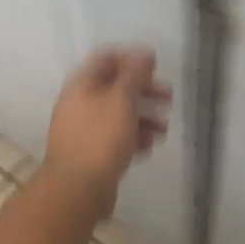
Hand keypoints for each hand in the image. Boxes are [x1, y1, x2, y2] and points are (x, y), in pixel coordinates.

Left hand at [40, 46, 170, 217]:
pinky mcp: (91, 152)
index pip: (108, 58)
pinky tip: (148, 146)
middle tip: (168, 98)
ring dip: (144, 116)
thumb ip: (134, 74)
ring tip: (163, 130)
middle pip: (116, 87)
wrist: (76, 190)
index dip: (133, 59)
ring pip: (118, 113)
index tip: (156, 68)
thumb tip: (145, 53)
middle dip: (144, 91)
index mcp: (82, 84)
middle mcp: (80, 102)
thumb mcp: (121, 100)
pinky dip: (134, 137)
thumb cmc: (100, 139)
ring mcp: (84, 129)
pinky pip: (115, 136)